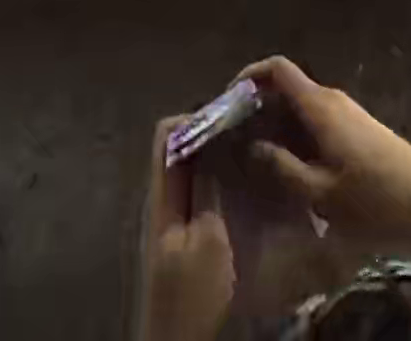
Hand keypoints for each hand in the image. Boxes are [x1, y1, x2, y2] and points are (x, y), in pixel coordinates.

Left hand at [137, 117, 232, 340]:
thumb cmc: (192, 294)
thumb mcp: (208, 239)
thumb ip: (207, 188)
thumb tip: (213, 141)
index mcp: (161, 191)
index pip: (167, 131)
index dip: (196, 117)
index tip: (230, 119)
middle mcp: (161, 196)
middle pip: (178, 147)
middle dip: (210, 134)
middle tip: (247, 133)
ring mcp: (170, 216)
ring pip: (189, 169)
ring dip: (215, 158)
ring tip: (250, 154)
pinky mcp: (182, 235)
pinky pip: (196, 192)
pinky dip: (216, 181)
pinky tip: (242, 187)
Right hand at [236, 56, 410, 243]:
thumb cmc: (377, 199)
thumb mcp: (320, 193)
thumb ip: (281, 167)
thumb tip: (252, 146)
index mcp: (318, 105)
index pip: (277, 68)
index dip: (249, 76)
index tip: (228, 102)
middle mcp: (330, 100)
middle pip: (284, 88)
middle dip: (257, 109)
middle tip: (234, 143)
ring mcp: (345, 114)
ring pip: (298, 108)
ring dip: (275, 127)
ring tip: (256, 162)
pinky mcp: (355, 131)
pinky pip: (313, 123)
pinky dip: (294, 138)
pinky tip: (289, 172)